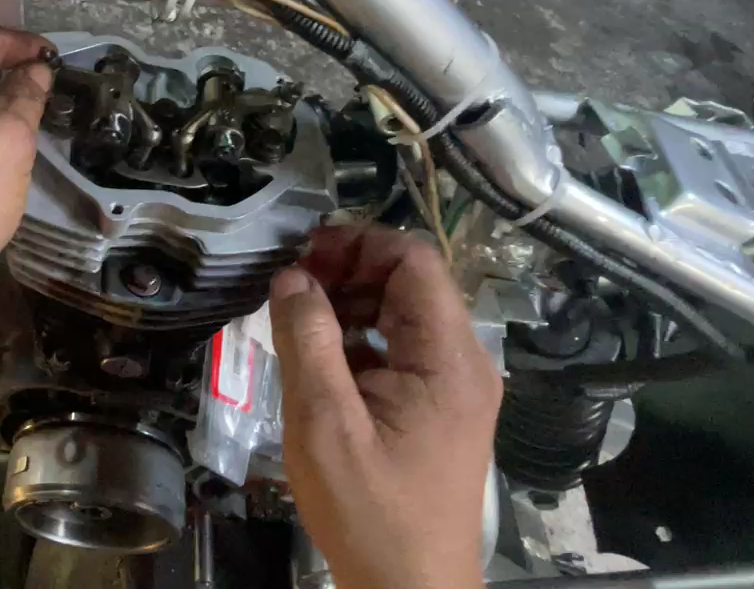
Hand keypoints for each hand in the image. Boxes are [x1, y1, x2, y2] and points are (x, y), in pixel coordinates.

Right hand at [269, 225, 502, 588]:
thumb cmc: (369, 511)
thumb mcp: (324, 421)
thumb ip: (306, 337)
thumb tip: (292, 275)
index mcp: (448, 359)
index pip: (414, 260)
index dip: (358, 242)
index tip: (304, 256)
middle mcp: (462, 361)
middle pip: (408, 280)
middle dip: (346, 269)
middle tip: (291, 285)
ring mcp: (452, 384)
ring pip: (400, 309)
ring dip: (348, 300)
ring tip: (297, 317)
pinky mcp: (436, 405)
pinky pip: (397, 344)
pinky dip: (356, 335)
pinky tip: (319, 355)